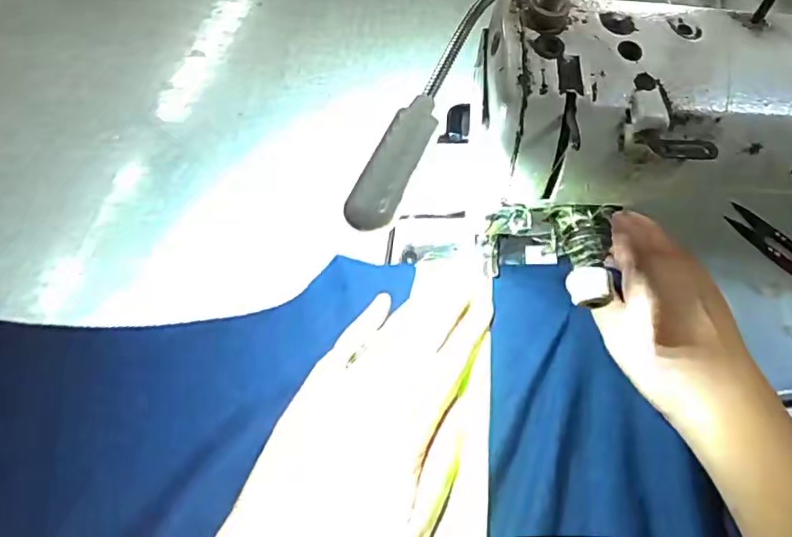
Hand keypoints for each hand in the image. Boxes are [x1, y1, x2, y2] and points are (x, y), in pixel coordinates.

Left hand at [221, 268, 488, 535]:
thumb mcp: (410, 516)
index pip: (445, 366)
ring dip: (415, 310)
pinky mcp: (306, 402)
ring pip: (385, 340)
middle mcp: (371, 403)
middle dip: (446, 307)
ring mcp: (336, 397)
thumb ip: (441, 460)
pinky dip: (361, 326)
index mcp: (402, 429)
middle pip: (418, 342)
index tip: (486, 306)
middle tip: (466, 278)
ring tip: (437, 285)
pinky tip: (381, 305)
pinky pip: (339, 352)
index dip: (468, 333)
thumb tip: (465, 410)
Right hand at [586, 211, 767, 425]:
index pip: (624, 230)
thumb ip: (598, 296)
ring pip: (664, 242)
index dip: (606, 229)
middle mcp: (674, 254)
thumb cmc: (659, 358)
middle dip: (626, 229)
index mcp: (649, 260)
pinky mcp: (708, 284)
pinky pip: (678, 256)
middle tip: (606, 238)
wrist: (718, 386)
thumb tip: (585, 275)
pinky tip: (655, 275)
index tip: (590, 232)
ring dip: (645, 241)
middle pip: (647, 230)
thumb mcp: (615, 331)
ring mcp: (695, 267)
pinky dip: (662, 255)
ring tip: (626, 257)